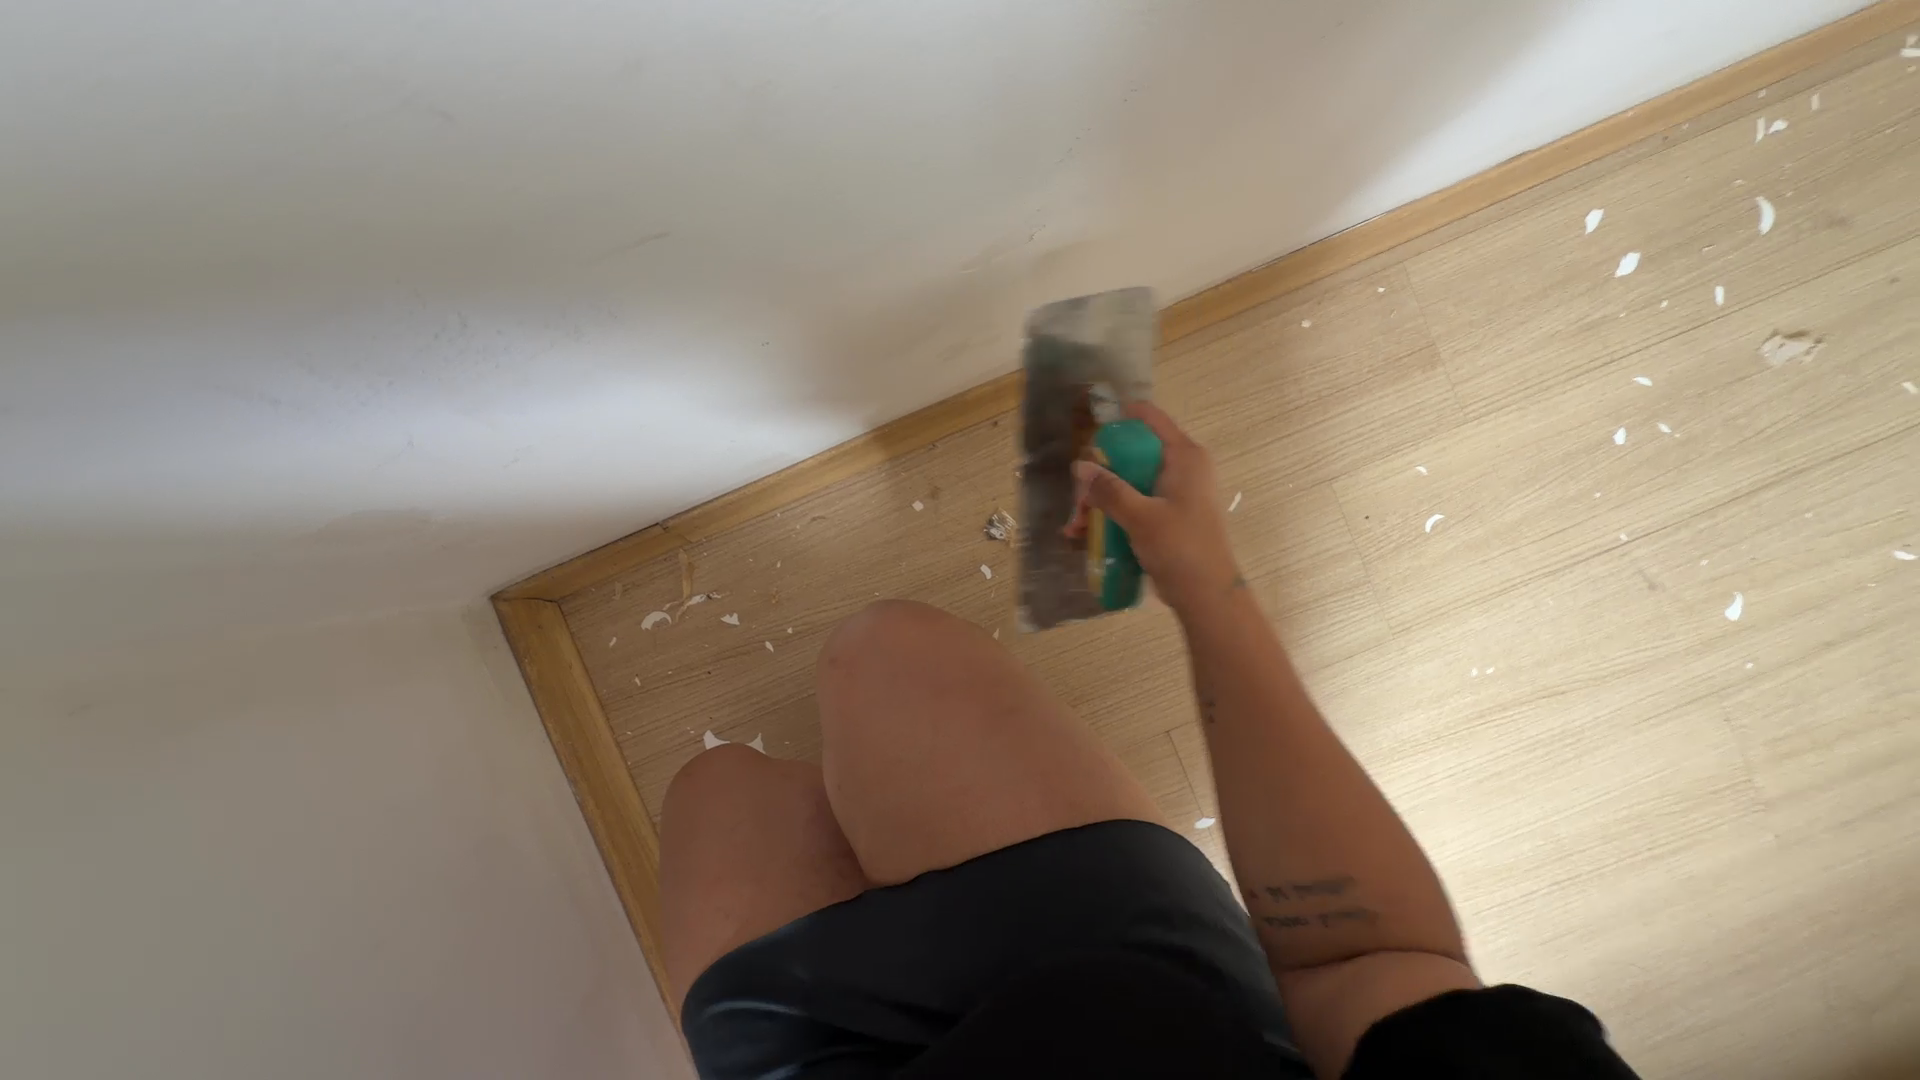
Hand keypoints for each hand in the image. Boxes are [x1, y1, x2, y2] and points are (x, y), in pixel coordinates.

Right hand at [1063, 402, 1241, 616]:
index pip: (1150, 419)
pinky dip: (1112, 516)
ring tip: (1076, 525)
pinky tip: (1085, 534)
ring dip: (1100, 501)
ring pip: (1129, 483)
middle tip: (1078, 498)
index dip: (1119, 420)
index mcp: (1184, 457)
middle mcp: (1181, 468)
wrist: (1207, 595)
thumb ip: (1109, 490)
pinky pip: (1134, 505)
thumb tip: (1080, 467)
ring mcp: (1175, 494)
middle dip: (1100, 475)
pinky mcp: (1167, 516)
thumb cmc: (1181, 548)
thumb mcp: (1140, 516)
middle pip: (1132, 454)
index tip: (1089, 435)